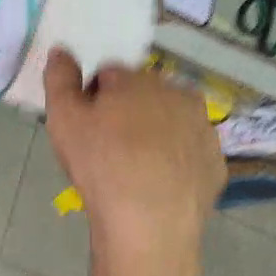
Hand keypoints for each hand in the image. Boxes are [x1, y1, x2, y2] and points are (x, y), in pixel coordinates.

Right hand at [42, 48, 225, 275]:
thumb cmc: (101, 166)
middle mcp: (179, 94)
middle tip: (105, 147)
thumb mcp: (63, 119)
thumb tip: (62, 50)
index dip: (92, 98)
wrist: (149, 226)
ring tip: (131, 169)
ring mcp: (204, 130)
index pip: (108, 75)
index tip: (84, 127)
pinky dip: (174, 161)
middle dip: (125, 112)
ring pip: (168, 122)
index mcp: (139, 79)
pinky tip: (156, 184)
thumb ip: (59, 78)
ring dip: (152, 134)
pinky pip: (188, 152)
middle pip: (142, 95)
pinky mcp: (216, 164)